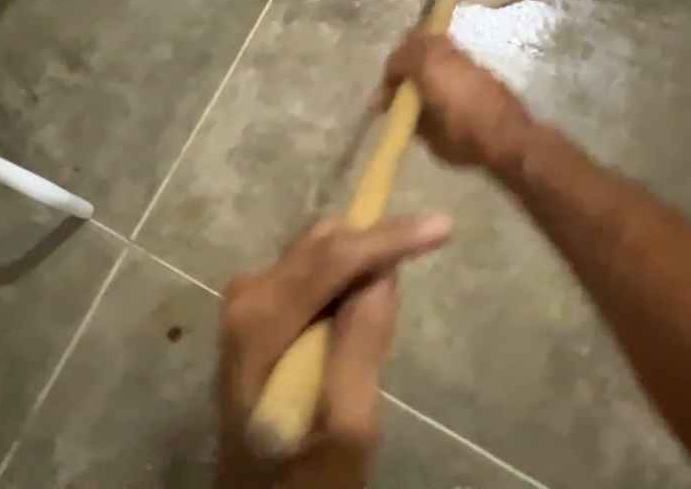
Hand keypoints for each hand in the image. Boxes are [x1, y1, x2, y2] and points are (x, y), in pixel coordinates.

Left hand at [217, 216, 451, 488]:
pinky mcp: (258, 305)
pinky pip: (313, 270)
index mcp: (260, 320)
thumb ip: (362, 346)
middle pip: (324, 243)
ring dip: (359, 269)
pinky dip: (344, 282)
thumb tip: (383, 275)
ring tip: (373, 331)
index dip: (388, 237)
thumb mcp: (348, 430)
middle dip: (374, 252)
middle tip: (400, 305)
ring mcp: (247, 297)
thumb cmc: (304, 476)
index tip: (443, 226)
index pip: (332, 257)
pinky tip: (349, 329)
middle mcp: (247, 293)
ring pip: (320, 251)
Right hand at [382, 33, 538, 170]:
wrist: (512, 139)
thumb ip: (409, 116)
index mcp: (428, 66)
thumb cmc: (465, 139)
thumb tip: (397, 108)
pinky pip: (453, 54)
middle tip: (400, 82)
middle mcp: (446, 53)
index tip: (385, 98)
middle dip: (404, 57)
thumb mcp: (428, 136)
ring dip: (423, 57)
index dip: (388, 77)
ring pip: (436, 42)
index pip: (397, 59)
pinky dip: (441, 63)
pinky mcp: (482, 66)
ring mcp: (466, 57)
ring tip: (421, 82)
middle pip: (416, 39)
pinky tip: (443, 85)